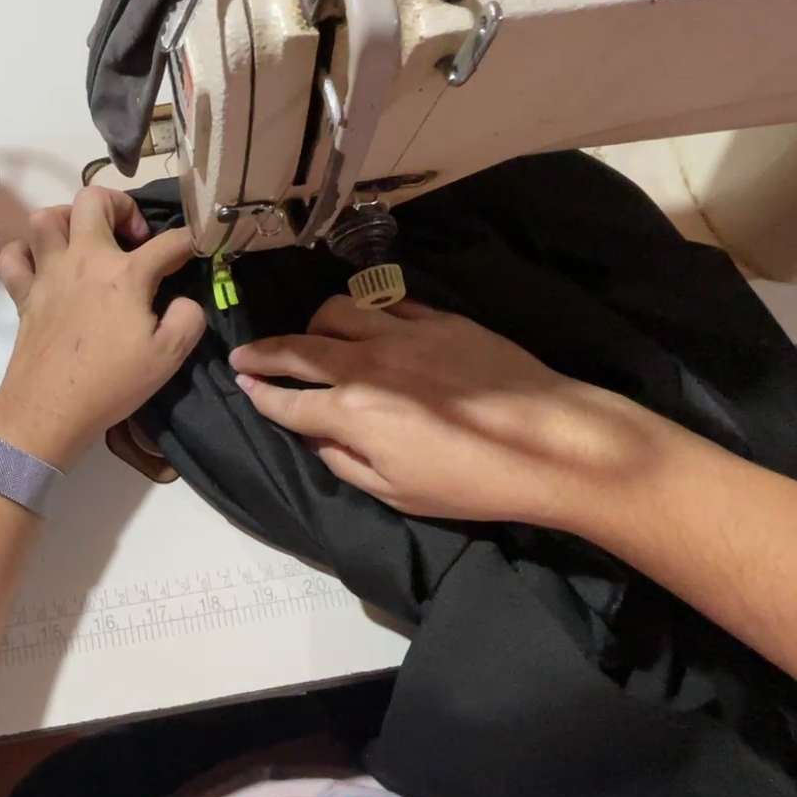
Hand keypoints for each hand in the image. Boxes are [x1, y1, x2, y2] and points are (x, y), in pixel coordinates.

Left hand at [0, 188, 205, 467]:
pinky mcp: (23, 293)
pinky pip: (13, 256)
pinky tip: (44, 267)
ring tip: (85, 242)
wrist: (51, 408)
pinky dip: (26, 254)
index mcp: (126, 274)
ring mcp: (48, 274)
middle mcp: (84, 260)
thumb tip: (185, 300)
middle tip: (131, 236)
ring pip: (46, 217)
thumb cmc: (112, 382)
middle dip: (119, 205)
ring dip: (68, 220)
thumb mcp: (169, 356)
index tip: (193, 252)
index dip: (189, 242)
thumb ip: (188, 318)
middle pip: (93, 199)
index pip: (169, 242)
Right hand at [230, 296, 677, 529]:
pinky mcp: (437, 318)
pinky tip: (366, 324)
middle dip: (264, 352)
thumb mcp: (395, 493)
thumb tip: (312, 434)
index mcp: (351, 413)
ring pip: (336, 311)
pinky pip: (384, 303)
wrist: (553, 444)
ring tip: (312, 337)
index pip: (287, 399)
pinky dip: (363, 313)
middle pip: (298, 348)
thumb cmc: (471, 483)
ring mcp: (402, 334)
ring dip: (312, 325)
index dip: (259, 393)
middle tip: (245, 353)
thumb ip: (342, 461)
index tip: (243, 384)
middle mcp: (365, 364)